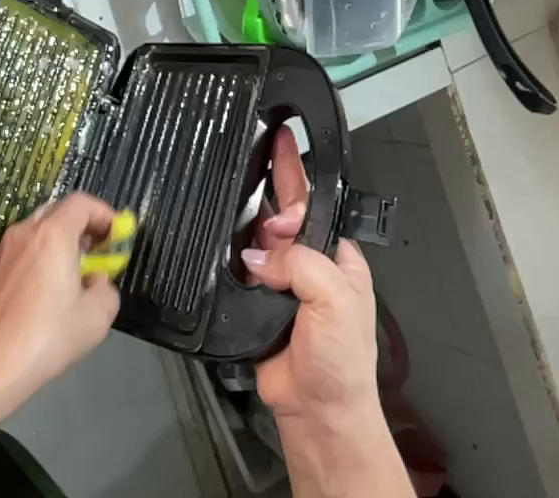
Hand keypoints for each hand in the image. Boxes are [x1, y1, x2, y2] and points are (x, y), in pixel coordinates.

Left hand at [0, 192, 122, 418]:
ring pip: (38, 229)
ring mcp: (4, 249)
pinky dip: (41, 253)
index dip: (105, 214)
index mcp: (53, 234)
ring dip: (61, 239)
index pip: (82, 203)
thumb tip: (95, 280)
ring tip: (76, 270)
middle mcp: (25, 231)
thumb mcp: (97, 315)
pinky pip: (24, 248)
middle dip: (83, 224)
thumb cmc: (49, 335)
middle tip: (100, 250)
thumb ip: (106, 288)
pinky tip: (49, 287)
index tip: (118, 236)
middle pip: (58, 211)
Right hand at [241, 126, 380, 428]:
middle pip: (281, 214)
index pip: (314, 206)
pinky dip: (226, 255)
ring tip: (228, 198)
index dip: (294, 183)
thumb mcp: (335, 301)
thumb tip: (256, 256)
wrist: (317, 412)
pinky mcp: (254, 301)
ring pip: (255, 238)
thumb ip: (299, 264)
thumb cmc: (342, 361)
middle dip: (268, 191)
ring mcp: (281, 282)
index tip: (280, 146)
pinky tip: (216, 238)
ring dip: (244, 225)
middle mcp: (309, 264)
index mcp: (337, 257)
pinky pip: (236, 267)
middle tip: (250, 164)